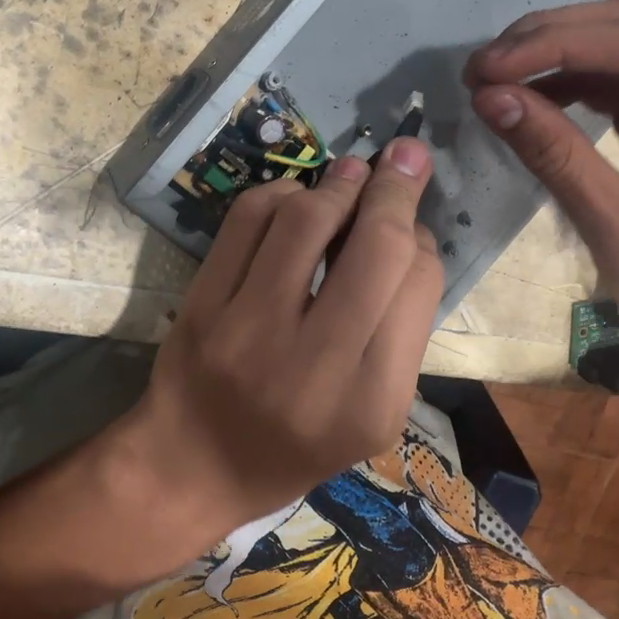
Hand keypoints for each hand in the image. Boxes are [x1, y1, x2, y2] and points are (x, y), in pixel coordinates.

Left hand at [113, 143, 442, 544]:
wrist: (194, 462)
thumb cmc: (295, 444)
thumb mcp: (369, 415)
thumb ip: (399, 331)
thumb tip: (411, 227)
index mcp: (372, 399)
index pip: (418, 285)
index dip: (423, 236)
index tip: (415, 221)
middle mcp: (315, 364)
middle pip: (375, 246)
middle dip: (395, 189)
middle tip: (403, 156)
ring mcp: (250, 328)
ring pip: (306, 219)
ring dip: (338, 183)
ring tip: (351, 173)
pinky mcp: (203, 302)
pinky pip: (249, 218)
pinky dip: (280, 193)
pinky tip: (293, 198)